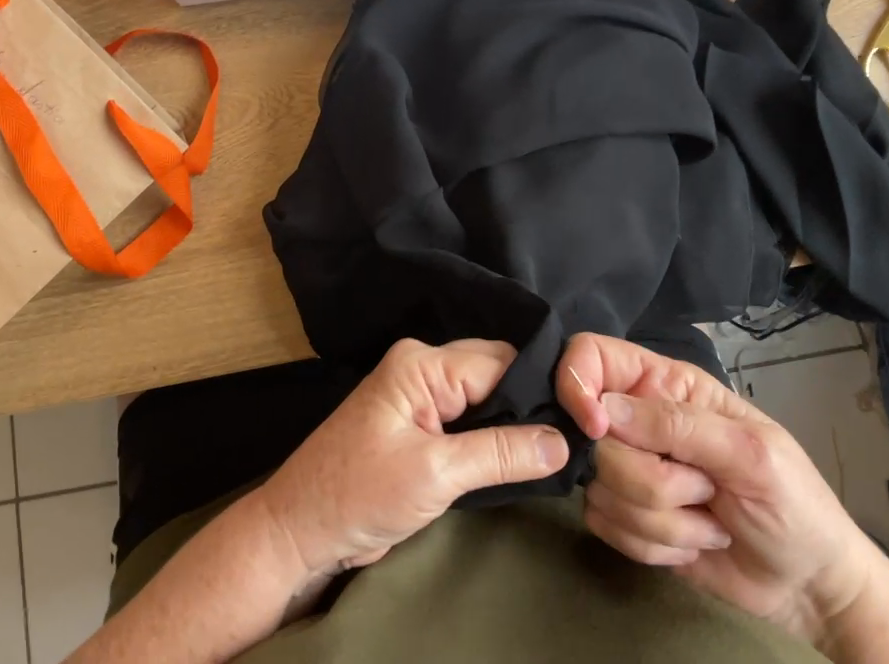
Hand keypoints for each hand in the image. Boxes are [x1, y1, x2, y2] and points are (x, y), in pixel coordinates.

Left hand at [252, 338, 570, 578]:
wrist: (302, 528)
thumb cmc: (360, 494)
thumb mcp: (437, 473)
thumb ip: (500, 452)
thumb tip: (563, 441)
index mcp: (421, 364)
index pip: (500, 360)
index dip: (542, 388)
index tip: (585, 420)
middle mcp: (421, 370)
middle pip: (495, 376)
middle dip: (531, 406)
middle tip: (577, 441)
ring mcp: (419, 400)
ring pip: (485, 401)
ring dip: (514, 426)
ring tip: (561, 453)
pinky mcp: (420, 430)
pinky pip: (469, 422)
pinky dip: (494, 440)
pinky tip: (523, 460)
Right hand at [557, 333, 879, 642]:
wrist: (806, 584)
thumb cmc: (795, 505)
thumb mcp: (752, 455)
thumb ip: (679, 424)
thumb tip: (602, 408)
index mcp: (666, 386)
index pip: (592, 356)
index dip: (576, 383)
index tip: (596, 428)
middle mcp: (637, 421)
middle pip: (594, 438)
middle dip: (652, 479)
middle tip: (705, 490)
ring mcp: (627, 469)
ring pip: (598, 486)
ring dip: (661, 519)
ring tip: (708, 520)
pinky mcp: (622, 514)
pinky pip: (602, 523)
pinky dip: (650, 544)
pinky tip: (691, 543)